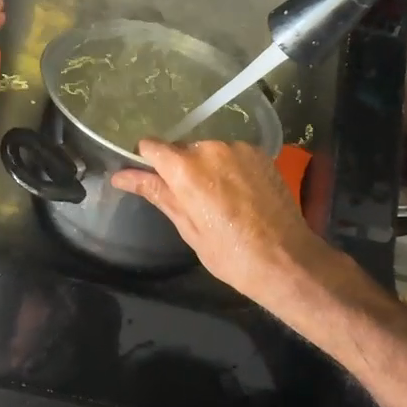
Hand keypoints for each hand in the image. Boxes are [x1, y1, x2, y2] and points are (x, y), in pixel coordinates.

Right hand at [111, 139, 328, 301]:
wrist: (286, 259)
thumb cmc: (230, 254)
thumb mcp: (188, 228)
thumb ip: (156, 193)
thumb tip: (120, 175)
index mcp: (186, 169)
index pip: (151, 146)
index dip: (148, 161)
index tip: (153, 179)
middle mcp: (210, 148)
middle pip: (182, 149)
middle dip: (181, 169)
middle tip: (193, 202)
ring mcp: (238, 148)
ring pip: (209, 151)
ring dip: (208, 168)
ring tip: (222, 201)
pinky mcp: (260, 152)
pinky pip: (234, 154)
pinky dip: (231, 168)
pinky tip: (242, 195)